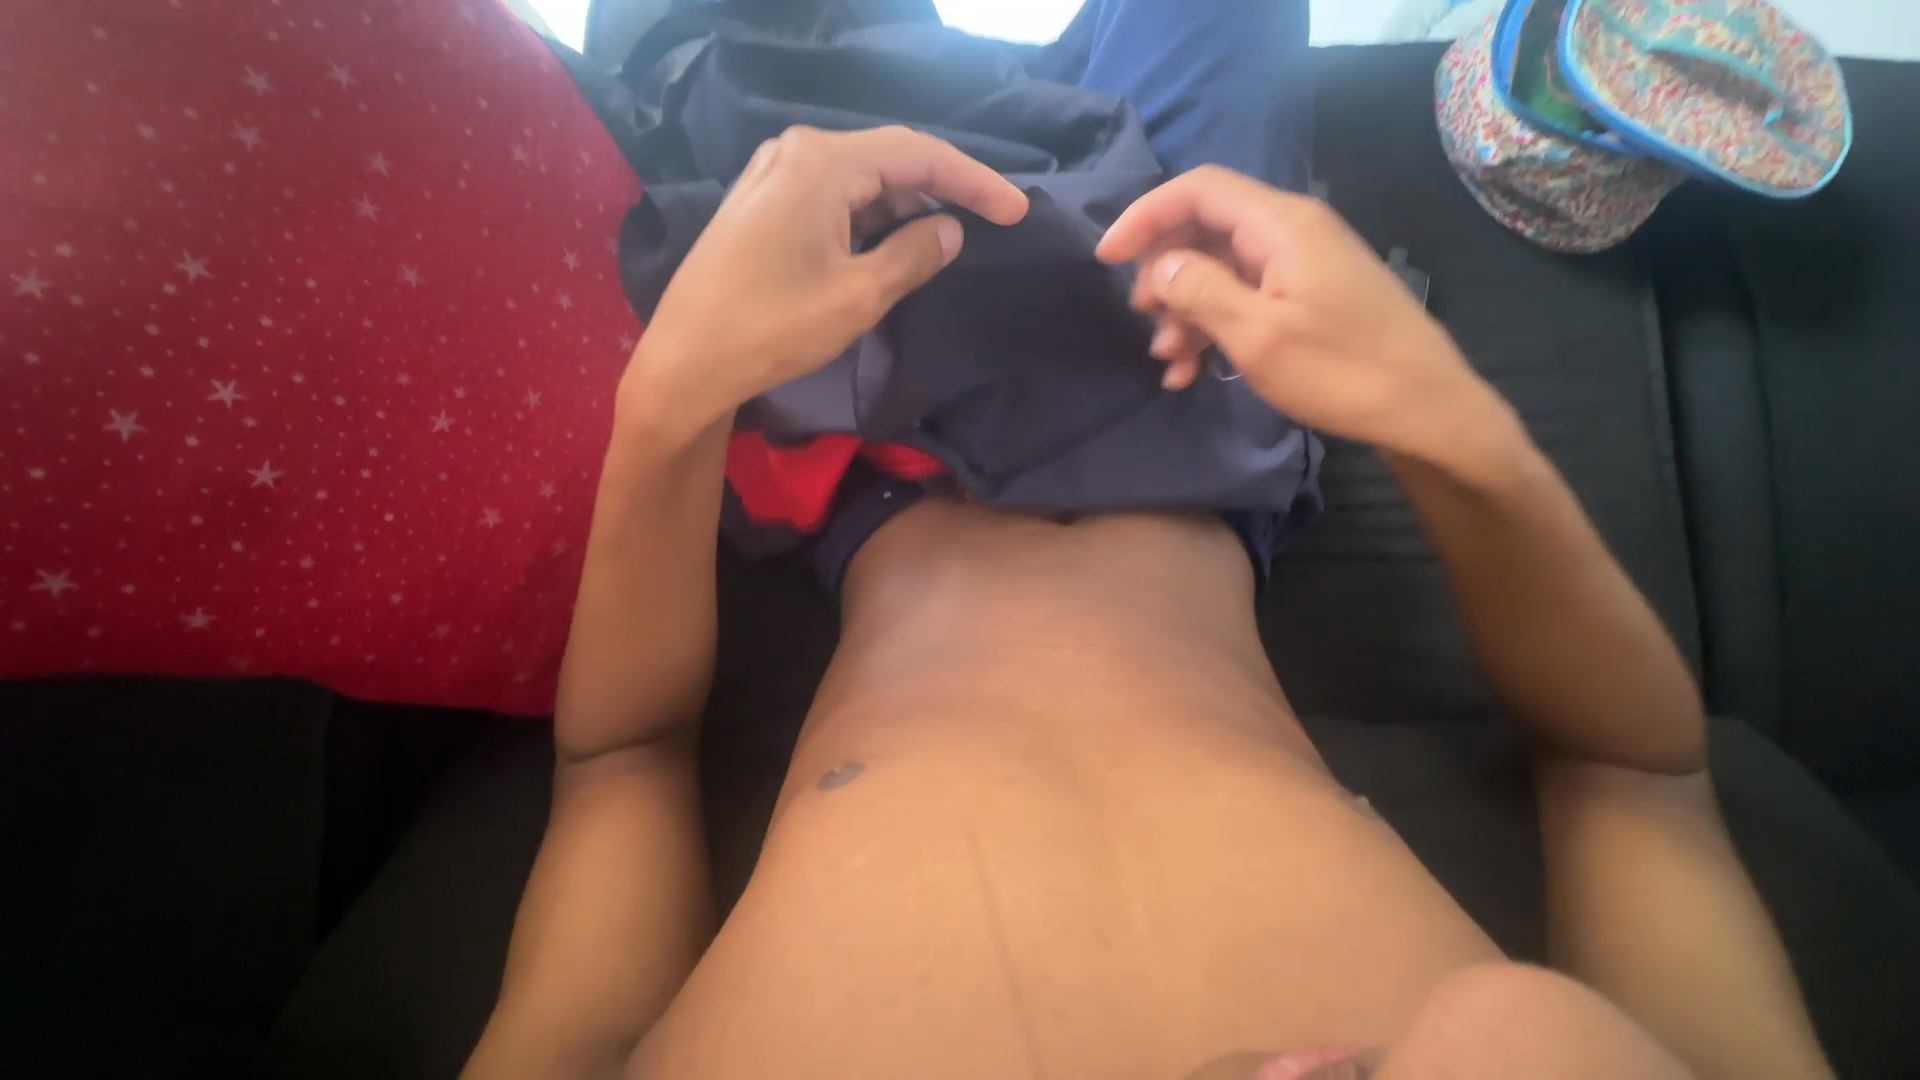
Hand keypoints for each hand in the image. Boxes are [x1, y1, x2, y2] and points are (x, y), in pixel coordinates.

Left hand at [623, 125, 1028, 433]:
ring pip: (859, 183)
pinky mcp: (761, 207)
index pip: (917, 154)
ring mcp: (772, 178)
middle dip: (940, 192)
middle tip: (986, 226)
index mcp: (822, 163)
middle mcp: (795, 154)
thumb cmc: (773, 327)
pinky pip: (831, 201)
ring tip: (939, 247)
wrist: (688, 361)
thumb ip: (914, 256)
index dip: (974, 181)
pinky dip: (867, 222)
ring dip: (902, 211)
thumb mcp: (858, 295)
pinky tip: (887, 249)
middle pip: (888, 160)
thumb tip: (950, 231)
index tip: (1015, 211)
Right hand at [1096, 166, 1513, 468]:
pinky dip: (1212, 327)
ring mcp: (1299, 266)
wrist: (1422, 409)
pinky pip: (1244, 298)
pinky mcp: (1305, 298)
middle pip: (1206, 228)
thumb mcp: (1257, 335)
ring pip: (1220, 270)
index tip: (1105, 257)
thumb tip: (1160, 264)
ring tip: (1169, 360)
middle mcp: (1290, 232)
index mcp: (1281, 225)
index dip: (1145, 215)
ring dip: (1185, 310)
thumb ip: (1201, 290)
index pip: (1199, 190)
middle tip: (1142, 317)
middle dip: (1164, 270)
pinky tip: (1192, 371)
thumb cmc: (1340, 370)